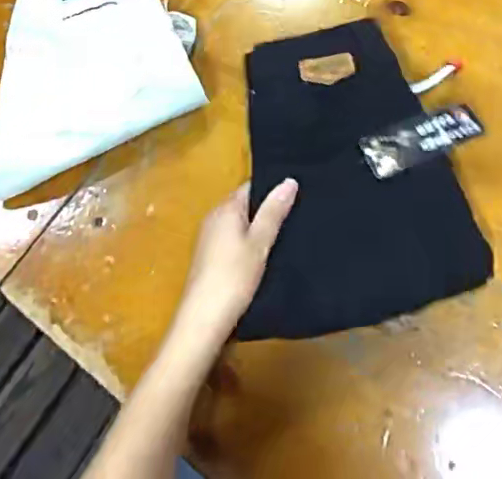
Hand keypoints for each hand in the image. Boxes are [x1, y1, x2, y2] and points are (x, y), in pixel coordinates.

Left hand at [170, 179, 297, 348]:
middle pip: (246, 205)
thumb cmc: (233, 278)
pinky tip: (266, 257)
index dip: (274, 188)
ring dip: (260, 229)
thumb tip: (289, 180)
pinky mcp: (210, 259)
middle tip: (300, 214)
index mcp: (225, 208)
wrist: (202, 323)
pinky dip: (250, 245)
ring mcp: (209, 239)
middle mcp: (214, 218)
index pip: (252, 186)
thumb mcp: (259, 243)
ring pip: (241, 224)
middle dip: (269, 209)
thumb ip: (273, 212)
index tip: (299, 193)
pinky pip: (234, 241)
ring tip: (289, 234)